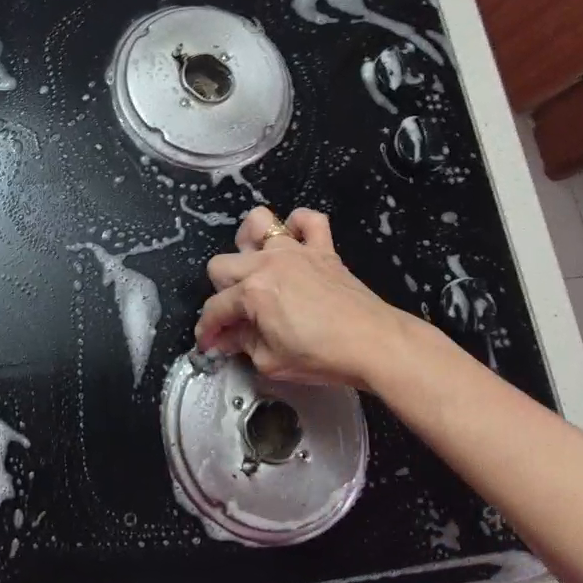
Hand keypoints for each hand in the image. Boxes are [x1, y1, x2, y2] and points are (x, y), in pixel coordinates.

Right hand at [195, 207, 455, 389]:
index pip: (215, 308)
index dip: (207, 330)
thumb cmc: (322, 356)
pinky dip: (298, 226)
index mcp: (252, 292)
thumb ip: (242, 345)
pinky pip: (308, 220)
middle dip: (221, 293)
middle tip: (236, 317)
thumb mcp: (271, 362)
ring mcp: (296, 251)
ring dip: (249, 244)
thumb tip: (225, 340)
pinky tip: (296, 245)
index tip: (208, 344)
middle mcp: (267, 263)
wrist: (375, 345)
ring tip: (256, 268)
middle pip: (222, 265)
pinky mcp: (323, 249)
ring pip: (258, 223)